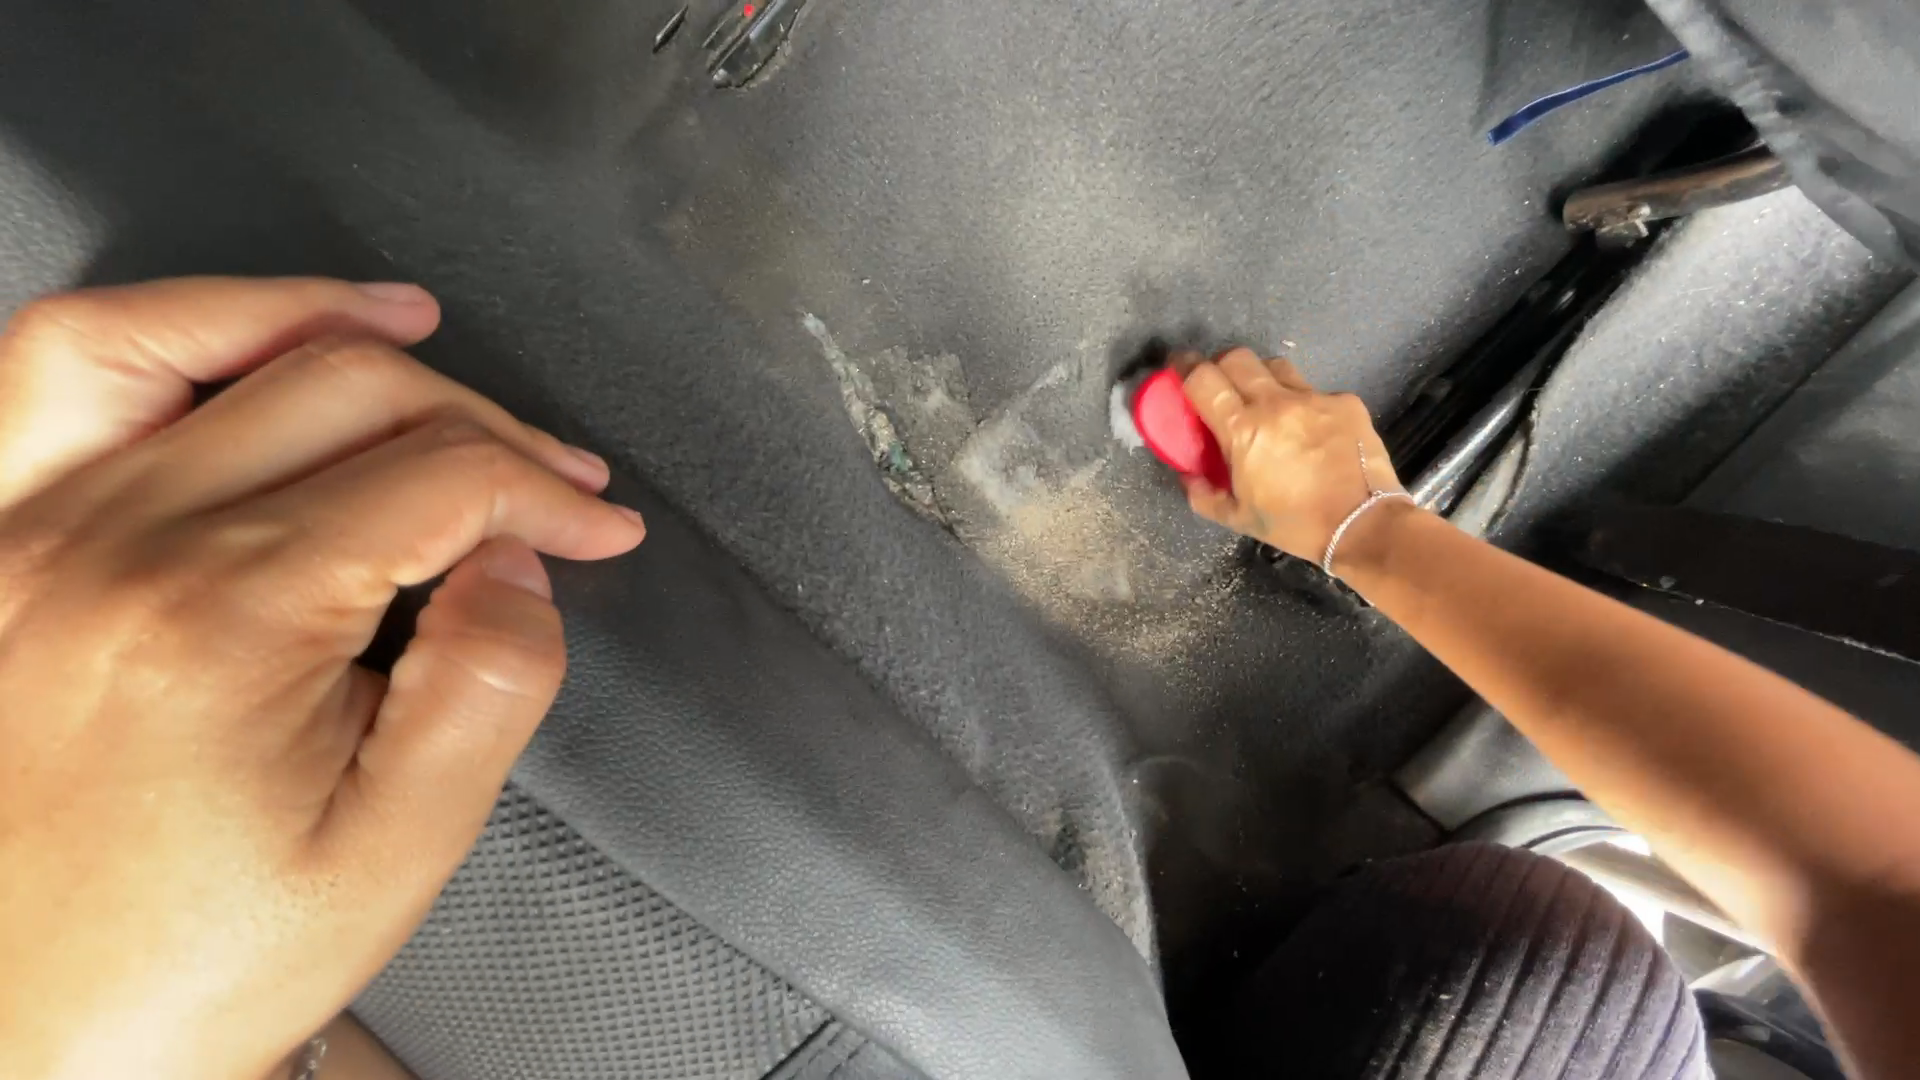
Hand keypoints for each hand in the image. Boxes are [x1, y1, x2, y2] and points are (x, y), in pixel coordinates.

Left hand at [0, 278, 645, 1079]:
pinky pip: (67, 372)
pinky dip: (182, 325)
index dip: (553, 497)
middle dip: (498, 431)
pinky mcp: (0, 537)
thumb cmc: (211, 950)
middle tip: (565, 482)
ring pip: (202, 343)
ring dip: (329, 321)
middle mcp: (110, 545)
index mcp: (226, 616)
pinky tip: (256, 331)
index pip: (449, 483)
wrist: (35, 1039)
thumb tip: (520, 563)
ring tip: (417, 318)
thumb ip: (494, 680)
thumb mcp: (409, 834)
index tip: (603, 530)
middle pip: (361, 403)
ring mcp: (30, 527)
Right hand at [1179, 347, 1402, 563]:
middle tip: (1219, 386)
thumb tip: (1187, 475)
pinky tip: (1307, 429)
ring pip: (1275, 366)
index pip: (1203, 378)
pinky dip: (1301, 403)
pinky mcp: (1345, 402)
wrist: (1362, 524)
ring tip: (1262, 402)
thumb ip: (1202, 494)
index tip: (1178, 366)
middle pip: (1237, 357)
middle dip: (1220, 365)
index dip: (1184, 366)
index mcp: (1243, 430)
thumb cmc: (1293, 524)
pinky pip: (1313, 390)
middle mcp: (1276, 403)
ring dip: (1259, 377)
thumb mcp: (1236, 518)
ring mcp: (1314, 398)